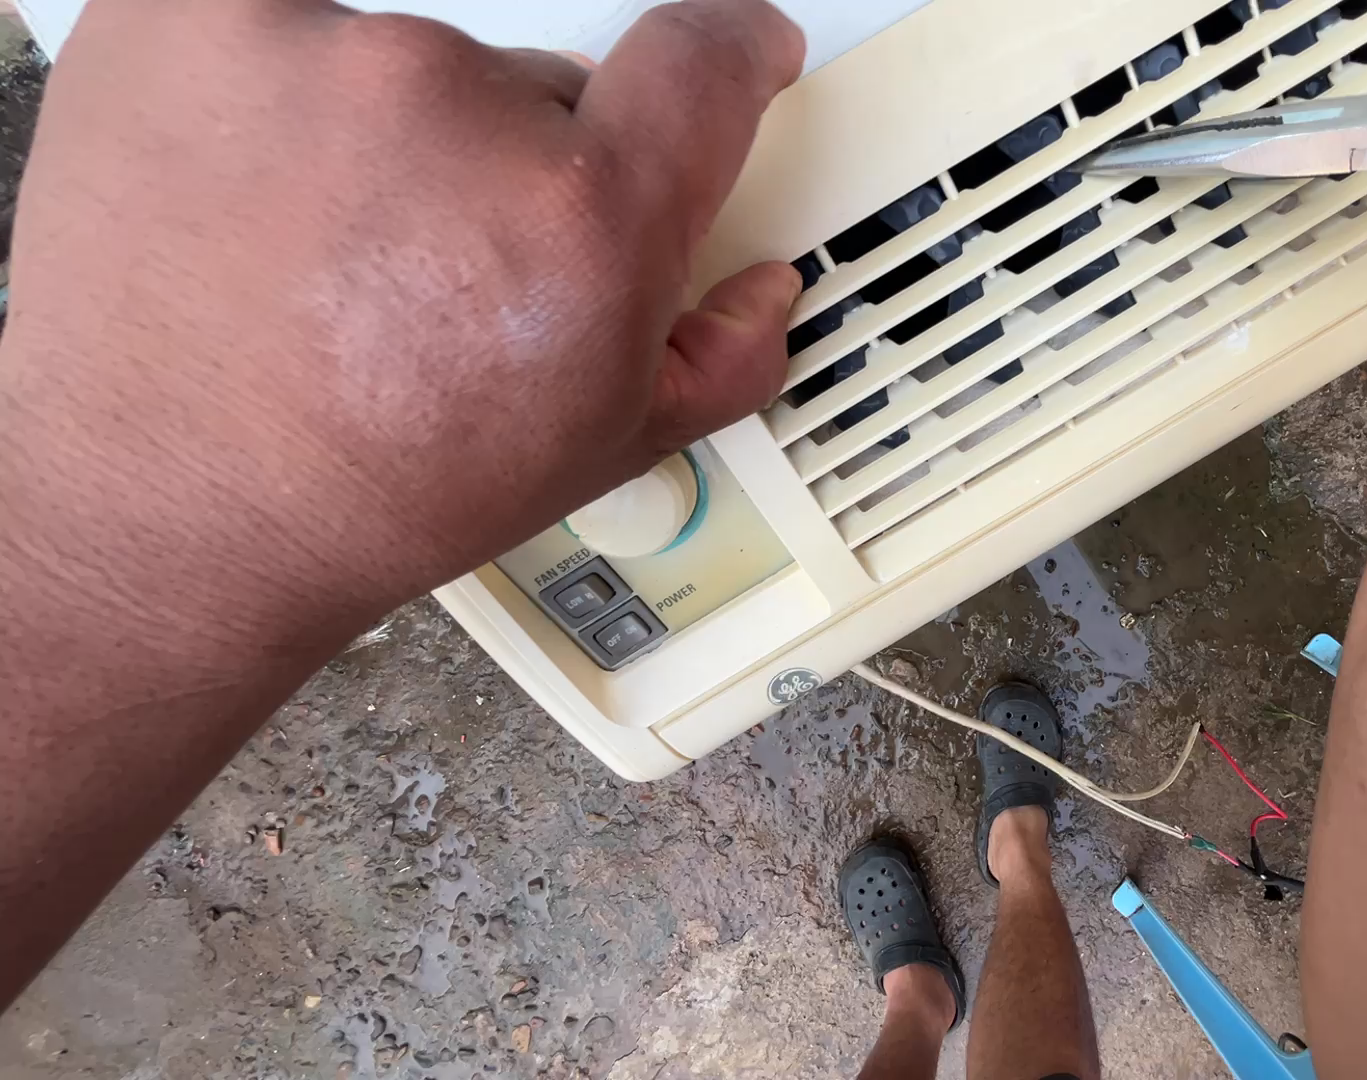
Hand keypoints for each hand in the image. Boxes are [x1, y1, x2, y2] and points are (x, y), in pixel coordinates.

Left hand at [0, 0, 803, 648]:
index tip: (753, 50)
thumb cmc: (411, 479)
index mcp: (586, 222)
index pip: (702, 69)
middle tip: (503, 269)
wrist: (195, 498)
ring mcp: (320, 52)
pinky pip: (327, 43)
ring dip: (448, 151)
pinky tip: (318, 212)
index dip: (742, 51)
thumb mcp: (622, 440)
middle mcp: (461, 112)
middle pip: (566, 99)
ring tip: (393, 257)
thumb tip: (766, 293)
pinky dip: (341, 116)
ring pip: (448, 76)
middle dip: (559, 176)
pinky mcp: (197, 22)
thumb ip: (729, 355)